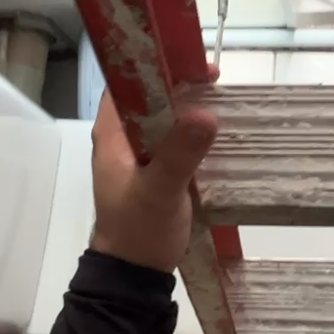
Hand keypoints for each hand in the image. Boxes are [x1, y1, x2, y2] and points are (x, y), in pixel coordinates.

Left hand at [89, 85, 218, 273]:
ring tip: (220, 94)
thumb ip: (180, 153)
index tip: (185, 58)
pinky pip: (174, 138)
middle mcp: (123, 139)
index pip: (125, 85)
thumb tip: (206, 114)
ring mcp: (140, 154)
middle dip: (178, 82)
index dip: (151, 67)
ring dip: (187, 105)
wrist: (135, 275)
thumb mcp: (160, 191)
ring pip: (164, 117)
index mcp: (112, 136)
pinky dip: (192, 129)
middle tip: (212, 75)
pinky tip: (216, 125)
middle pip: (148, 97)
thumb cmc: (138, 230)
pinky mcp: (157, 169)